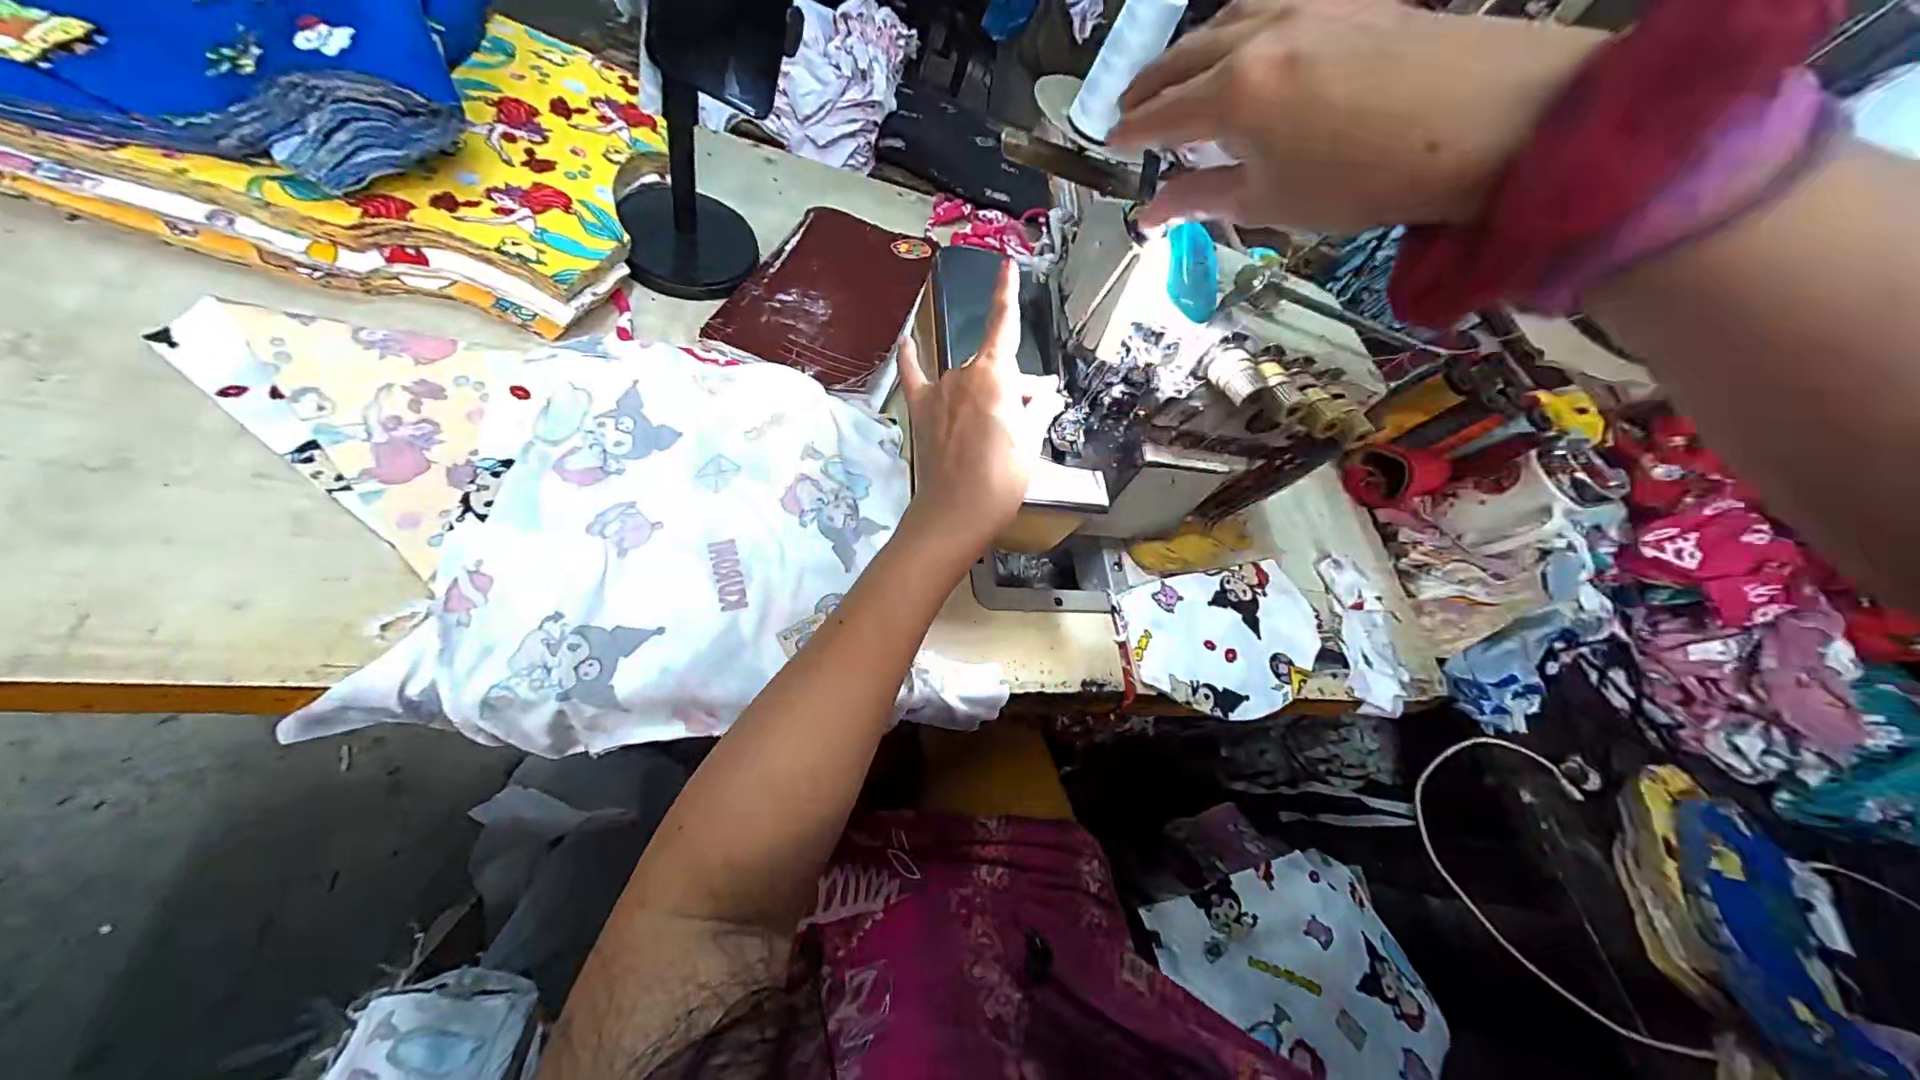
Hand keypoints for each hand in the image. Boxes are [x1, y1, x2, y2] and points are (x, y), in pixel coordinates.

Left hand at [895, 259, 1063, 557]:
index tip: (1007, 265)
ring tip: (994, 423)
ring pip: (965, 377)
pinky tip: (907, 342)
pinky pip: (914, 375)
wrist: (956, 513)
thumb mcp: (1030, 443)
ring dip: (981, 390)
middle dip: (1011, 383)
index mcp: (994, 376)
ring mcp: (937, 392)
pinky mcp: (920, 410)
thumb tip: (1040, 395)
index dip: (1007, 292)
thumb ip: (1035, 409)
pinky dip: (911, 358)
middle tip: (1029, 413)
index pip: (1003, 324)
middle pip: (991, 365)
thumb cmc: (1001, 480)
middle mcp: (961, 375)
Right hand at [1108, 0, 1605, 231]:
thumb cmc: (1362, 180)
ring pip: (1223, 21)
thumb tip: (1150, 212)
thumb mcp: (1270, 201)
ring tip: (1176, 74)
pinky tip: (1242, 38)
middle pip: (1182, 58)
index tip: (1108, 142)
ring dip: (1189, 51)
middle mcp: (1259, 36)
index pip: (1160, 114)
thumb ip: (1202, 197)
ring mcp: (1307, 6)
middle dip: (1147, 86)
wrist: (1489, 122)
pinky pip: (1271, 2)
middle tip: (1126, 106)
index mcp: (1233, 94)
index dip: (1129, 132)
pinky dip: (1238, 24)